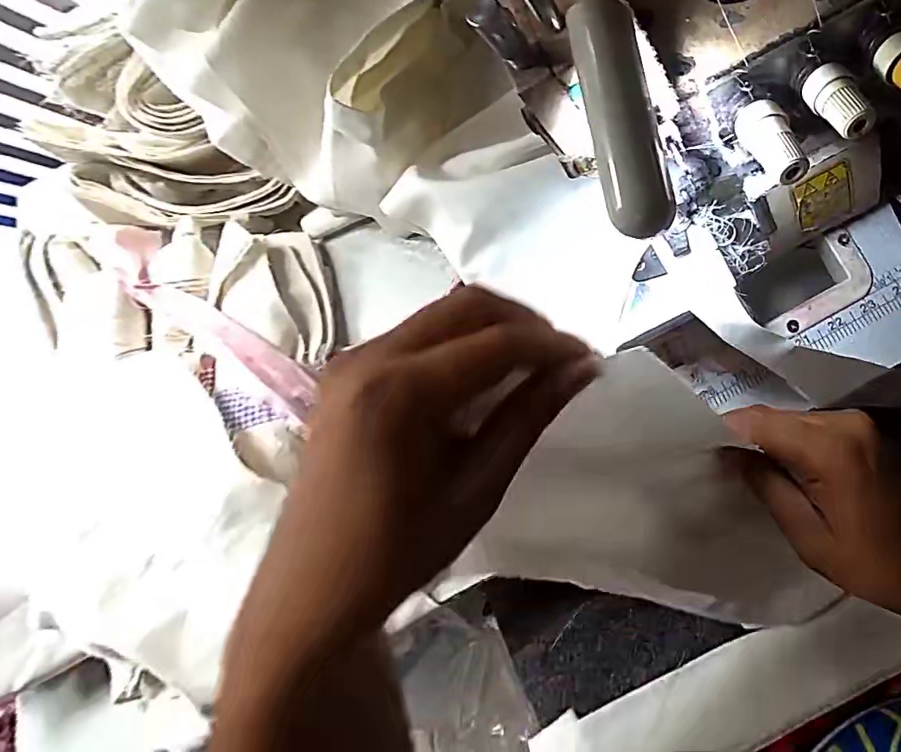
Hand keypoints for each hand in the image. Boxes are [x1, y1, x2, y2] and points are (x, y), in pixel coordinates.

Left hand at [230, 287, 598, 666]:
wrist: (311, 595)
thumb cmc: (400, 551)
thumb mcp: (478, 485)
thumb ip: (530, 415)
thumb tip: (583, 368)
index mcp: (400, 391)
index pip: (497, 342)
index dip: (551, 344)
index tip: (588, 358)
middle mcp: (371, 358)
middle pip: (468, 305)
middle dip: (525, 322)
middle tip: (561, 356)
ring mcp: (353, 360)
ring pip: (445, 311)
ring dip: (495, 326)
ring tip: (530, 363)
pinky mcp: (348, 371)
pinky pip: (421, 331)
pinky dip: (463, 339)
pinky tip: (484, 374)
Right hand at [724, 406, 900, 621]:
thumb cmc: (877, 563)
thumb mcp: (812, 538)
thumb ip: (769, 488)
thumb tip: (732, 456)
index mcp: (830, 446)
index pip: (763, 422)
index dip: (728, 430)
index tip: (701, 446)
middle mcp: (843, 421)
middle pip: (779, 417)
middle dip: (747, 435)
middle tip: (719, 461)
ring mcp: (857, 421)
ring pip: (795, 420)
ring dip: (771, 438)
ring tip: (746, 466)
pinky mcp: (864, 428)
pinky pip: (815, 427)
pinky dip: (793, 441)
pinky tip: (782, 465)